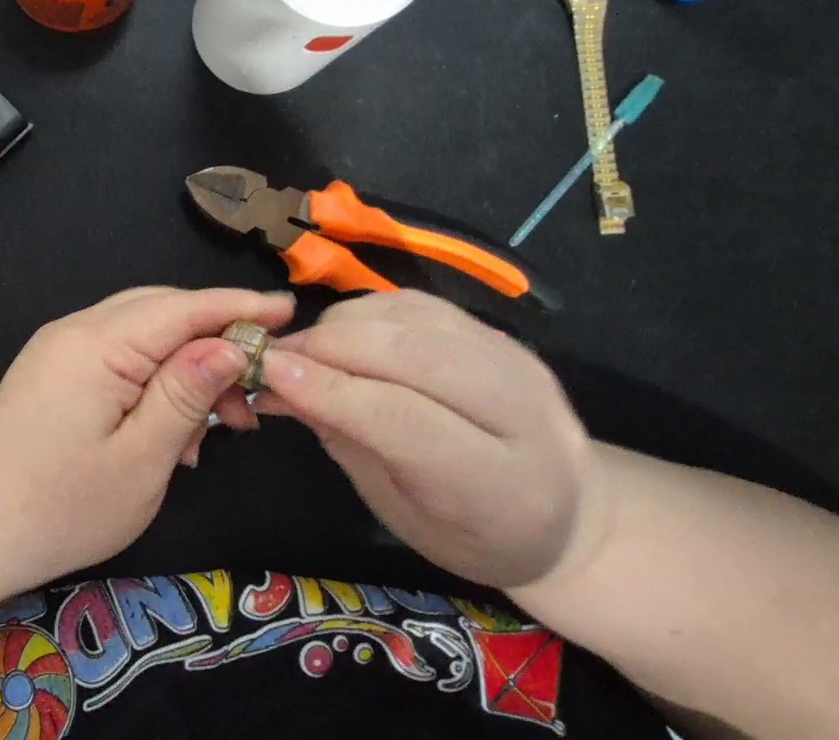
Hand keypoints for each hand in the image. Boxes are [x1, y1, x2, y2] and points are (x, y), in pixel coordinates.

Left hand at [0, 287, 293, 597]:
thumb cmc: (62, 507)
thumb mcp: (141, 460)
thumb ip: (186, 395)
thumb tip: (230, 345)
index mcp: (96, 346)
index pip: (181, 308)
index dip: (237, 307)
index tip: (289, 310)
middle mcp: (76, 331)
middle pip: (162, 311)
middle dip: (216, 340)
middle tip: (259, 387)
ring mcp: (61, 347)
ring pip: (143, 332)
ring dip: (188, 364)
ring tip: (224, 423)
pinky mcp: (57, 368)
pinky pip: (120, 353)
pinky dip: (157, 378)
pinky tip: (178, 428)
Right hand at [255, 290, 601, 588]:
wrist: (568, 516)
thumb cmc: (468, 533)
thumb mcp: (397, 508)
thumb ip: (343, 439)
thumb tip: (276, 384)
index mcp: (498, 486)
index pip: (403, 420)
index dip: (331, 390)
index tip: (270, 370)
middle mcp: (521, 414)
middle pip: (414, 356)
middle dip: (332, 345)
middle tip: (279, 355)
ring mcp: (516, 364)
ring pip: (416, 319)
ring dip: (346, 322)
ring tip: (308, 346)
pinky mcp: (501, 335)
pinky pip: (421, 304)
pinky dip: (370, 310)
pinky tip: (344, 332)